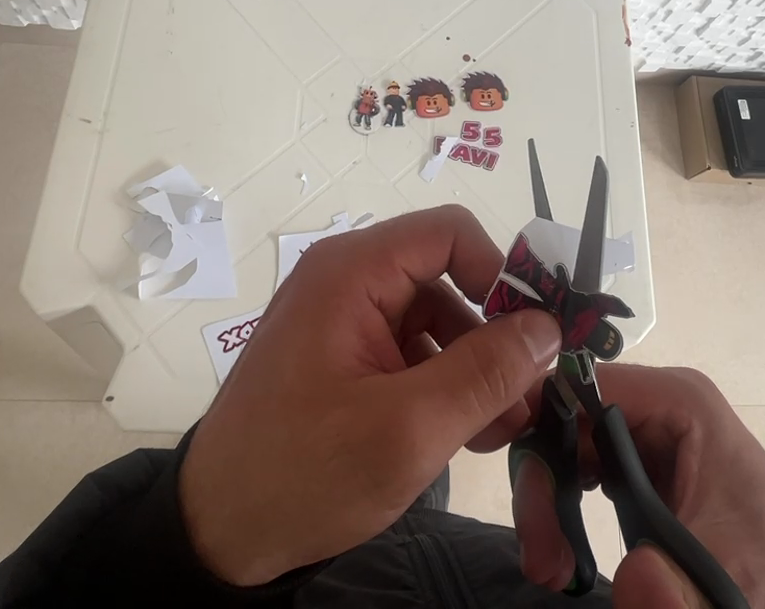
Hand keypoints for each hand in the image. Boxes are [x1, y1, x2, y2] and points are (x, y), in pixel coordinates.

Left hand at [179, 205, 563, 585]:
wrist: (217, 533)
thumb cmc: (304, 472)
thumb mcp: (408, 428)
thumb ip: (485, 372)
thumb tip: (547, 327)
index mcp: (352, 272)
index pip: (449, 232)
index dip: (498, 273)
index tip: (528, 335)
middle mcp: (348, 281)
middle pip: (446, 281)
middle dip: (491, 339)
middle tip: (525, 402)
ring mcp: (345, 320)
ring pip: (436, 321)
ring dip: (474, 371)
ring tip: (498, 431)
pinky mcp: (345, 357)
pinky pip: (411, 352)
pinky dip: (444, 387)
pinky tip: (465, 434)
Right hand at [512, 364, 764, 607]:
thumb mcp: (732, 589)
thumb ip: (682, 596)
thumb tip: (634, 573)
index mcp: (679, 402)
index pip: (579, 383)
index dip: (538, 424)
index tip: (523, 494)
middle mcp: (659, 402)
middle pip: (566, 416)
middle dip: (544, 483)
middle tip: (541, 558)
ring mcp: (649, 429)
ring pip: (567, 443)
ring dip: (549, 502)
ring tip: (552, 569)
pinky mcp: (643, 461)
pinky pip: (583, 467)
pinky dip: (565, 507)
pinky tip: (567, 555)